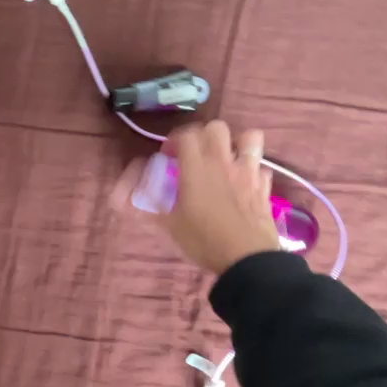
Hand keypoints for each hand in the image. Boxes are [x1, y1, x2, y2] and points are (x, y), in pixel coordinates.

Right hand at [126, 120, 283, 274]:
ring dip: (236, 143)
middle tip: (194, 154)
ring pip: (249, 137)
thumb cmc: (203, 241)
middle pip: (216, 128)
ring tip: (226, 158)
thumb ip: (148, 208)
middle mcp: (224, 162)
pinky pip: (261, 167)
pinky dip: (252, 170)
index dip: (174, 140)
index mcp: (197, 168)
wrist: (246, 258)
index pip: (186, 134)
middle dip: (203, 135)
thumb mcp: (169, 227)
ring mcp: (248, 172)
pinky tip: (244, 183)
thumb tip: (123, 199)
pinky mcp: (264, 186)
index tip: (167, 156)